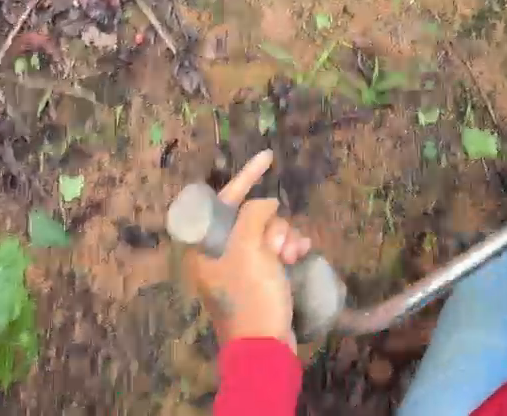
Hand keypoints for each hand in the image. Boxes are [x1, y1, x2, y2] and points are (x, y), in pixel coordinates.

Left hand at [184, 150, 313, 345]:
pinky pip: (277, 249)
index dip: (247, 176)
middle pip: (253, 216)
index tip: (269, 156)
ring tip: (295, 255)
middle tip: (282, 245)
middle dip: (275, 223)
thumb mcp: (249, 248)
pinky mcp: (260, 278)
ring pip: (269, 232)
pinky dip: (290, 248)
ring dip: (287, 237)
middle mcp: (219, 253)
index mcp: (205, 246)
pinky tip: (301, 256)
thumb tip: (266, 205)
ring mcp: (240, 267)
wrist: (265, 348)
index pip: (224, 198)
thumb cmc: (250, 296)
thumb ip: (254, 215)